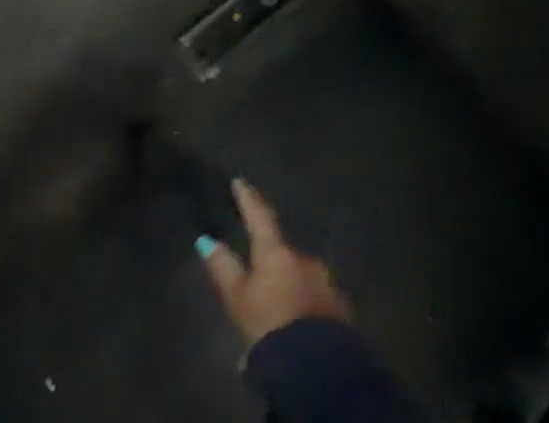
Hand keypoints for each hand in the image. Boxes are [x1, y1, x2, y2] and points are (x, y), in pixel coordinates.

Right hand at [196, 179, 352, 345]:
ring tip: (277, 298)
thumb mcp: (237, 298)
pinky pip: (315, 293)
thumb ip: (223, 267)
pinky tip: (297, 314)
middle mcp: (305, 258)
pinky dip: (303, 297)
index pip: (259, 216)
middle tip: (258, 267)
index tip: (240, 182)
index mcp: (277, 251)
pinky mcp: (341, 306)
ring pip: (301, 272)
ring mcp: (327, 281)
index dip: (248, 198)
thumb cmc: (269, 324)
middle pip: (283, 249)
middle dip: (272, 255)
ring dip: (289, 279)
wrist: (317, 366)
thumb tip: (207, 241)